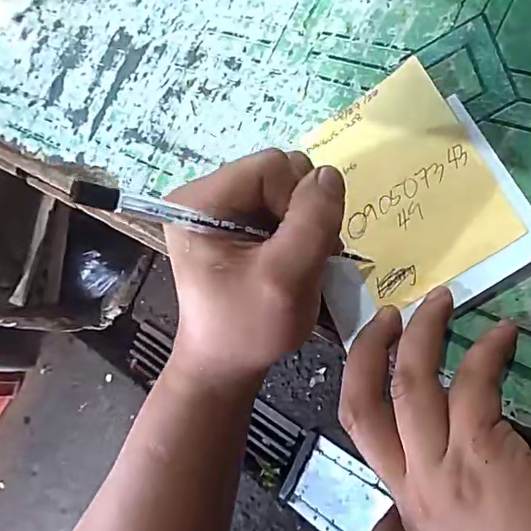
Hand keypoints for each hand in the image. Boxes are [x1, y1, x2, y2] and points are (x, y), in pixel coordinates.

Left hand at [165, 149, 344, 380]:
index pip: (272, 166)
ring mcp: (223, 207)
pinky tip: (296, 260)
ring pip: (289, 188)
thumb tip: (330, 174)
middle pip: (281, 172)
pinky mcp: (238, 222)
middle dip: (304, 212)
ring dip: (307, 224)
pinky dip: (301, 231)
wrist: (227, 364)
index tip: (295, 248)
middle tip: (303, 257)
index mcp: (200, 200)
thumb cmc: (248, 328)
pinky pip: (286, 205)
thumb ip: (312, 221)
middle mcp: (208, 194)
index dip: (297, 201)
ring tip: (301, 262)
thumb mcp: (286, 277)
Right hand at [338, 287, 530, 530]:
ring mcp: (444, 470)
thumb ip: (457, 497)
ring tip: (442, 301)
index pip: (363, 434)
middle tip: (393, 311)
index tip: (378, 351)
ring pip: (411, 382)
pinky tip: (505, 334)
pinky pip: (474, 382)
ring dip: (424, 332)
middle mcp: (414, 486)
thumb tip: (466, 456)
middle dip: (369, 347)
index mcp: (409, 505)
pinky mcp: (484, 453)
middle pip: (363, 400)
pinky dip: (487, 350)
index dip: (362, 383)